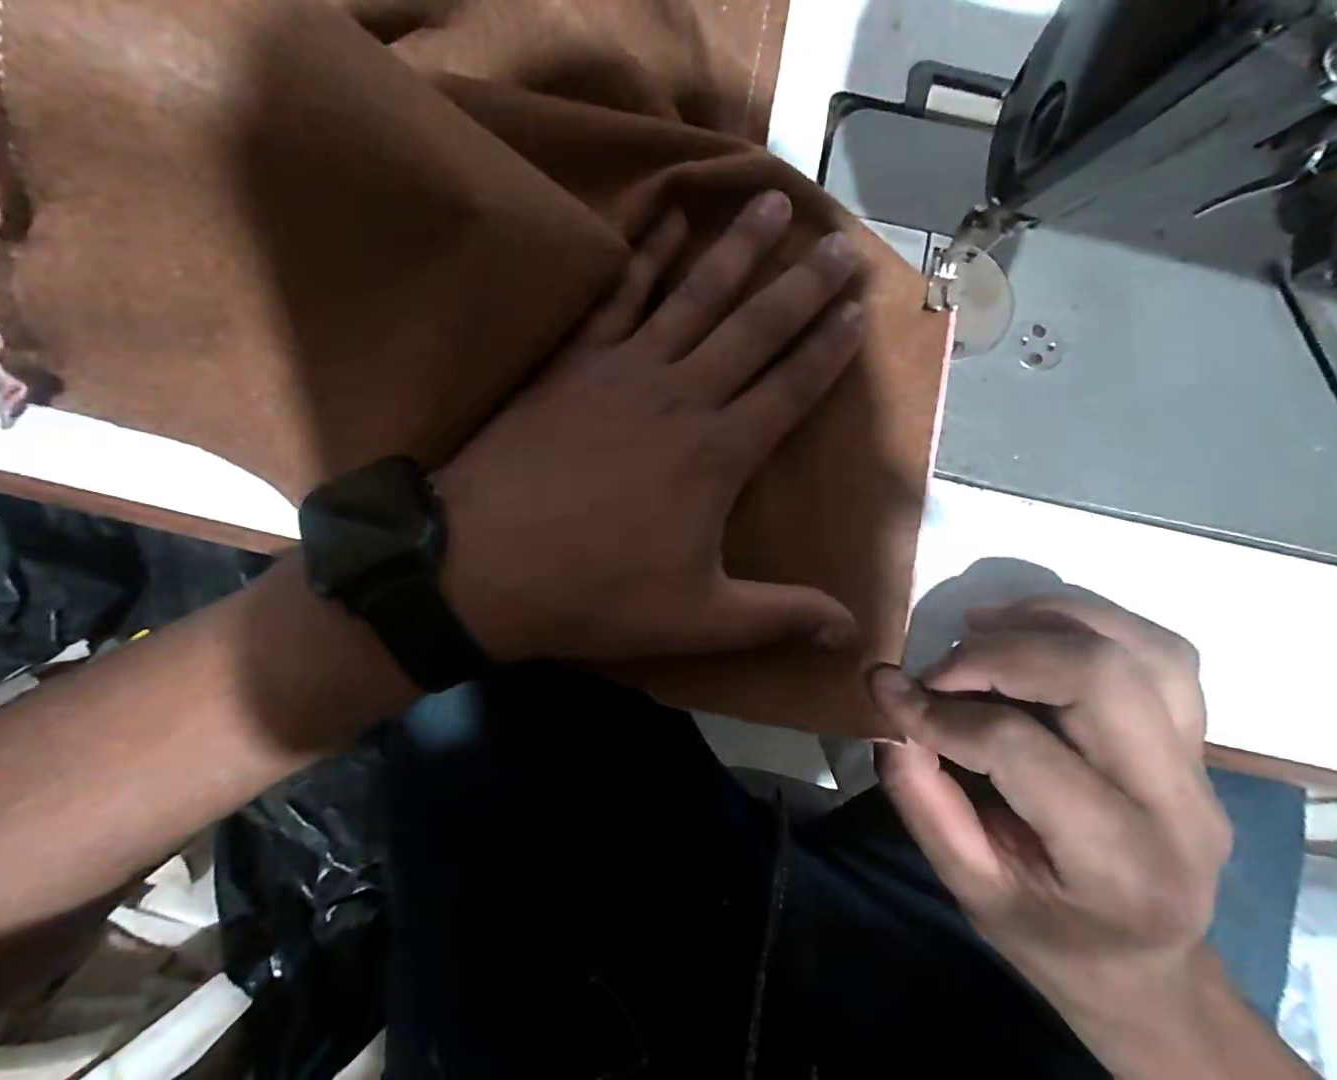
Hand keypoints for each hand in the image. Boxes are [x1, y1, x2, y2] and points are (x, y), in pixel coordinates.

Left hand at [434, 191, 865, 660]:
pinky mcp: (576, 361)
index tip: (857, 310)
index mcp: (719, 453)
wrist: (479, 568)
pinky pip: (619, 294)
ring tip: (772, 200)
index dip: (829, 349)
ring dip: (739, 249)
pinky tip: (667, 217)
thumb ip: (781, 616)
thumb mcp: (701, 617)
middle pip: (756, 328)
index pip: (791, 387)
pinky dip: (645, 253)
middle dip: (804, 284)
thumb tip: (852, 636)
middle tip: (839, 242)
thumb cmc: (597, 593)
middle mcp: (683, 396)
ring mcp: (625, 369)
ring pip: (696, 295)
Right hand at [869, 594, 1239, 1070]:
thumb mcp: (971, 890)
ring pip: (1140, 647)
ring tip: (983, 626)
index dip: (944, 713)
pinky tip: (1039, 631)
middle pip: (1098, 676)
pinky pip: (1161, 651)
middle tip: (943, 666)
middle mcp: (1180, 805)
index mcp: (1119, 864)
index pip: (1022, 748)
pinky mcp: (1203, 739)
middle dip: (1001, 653)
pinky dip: (1092, 623)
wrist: (1148, 971)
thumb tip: (888, 699)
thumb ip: (924, 797)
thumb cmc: (1052, 941)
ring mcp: (1204, 766)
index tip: (892, 694)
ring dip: (1050, 618)